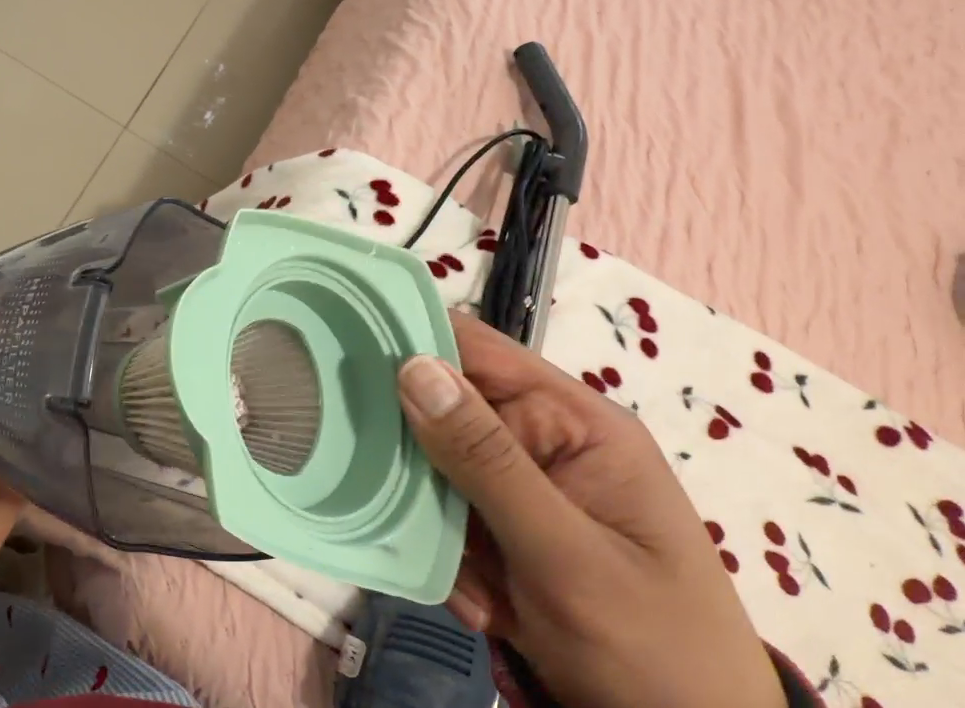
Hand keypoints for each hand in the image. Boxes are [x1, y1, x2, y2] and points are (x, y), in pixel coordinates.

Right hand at [395, 312, 785, 707]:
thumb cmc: (649, 646)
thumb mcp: (564, 554)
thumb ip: (485, 459)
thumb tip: (411, 366)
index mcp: (574, 423)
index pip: (475, 351)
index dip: (409, 345)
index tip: (342, 362)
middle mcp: (543, 441)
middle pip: (439, 412)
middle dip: (418, 467)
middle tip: (409, 513)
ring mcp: (521, 487)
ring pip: (431, 472)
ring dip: (435, 528)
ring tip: (475, 589)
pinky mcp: (503, 529)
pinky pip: (442, 518)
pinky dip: (448, 561)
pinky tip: (483, 605)